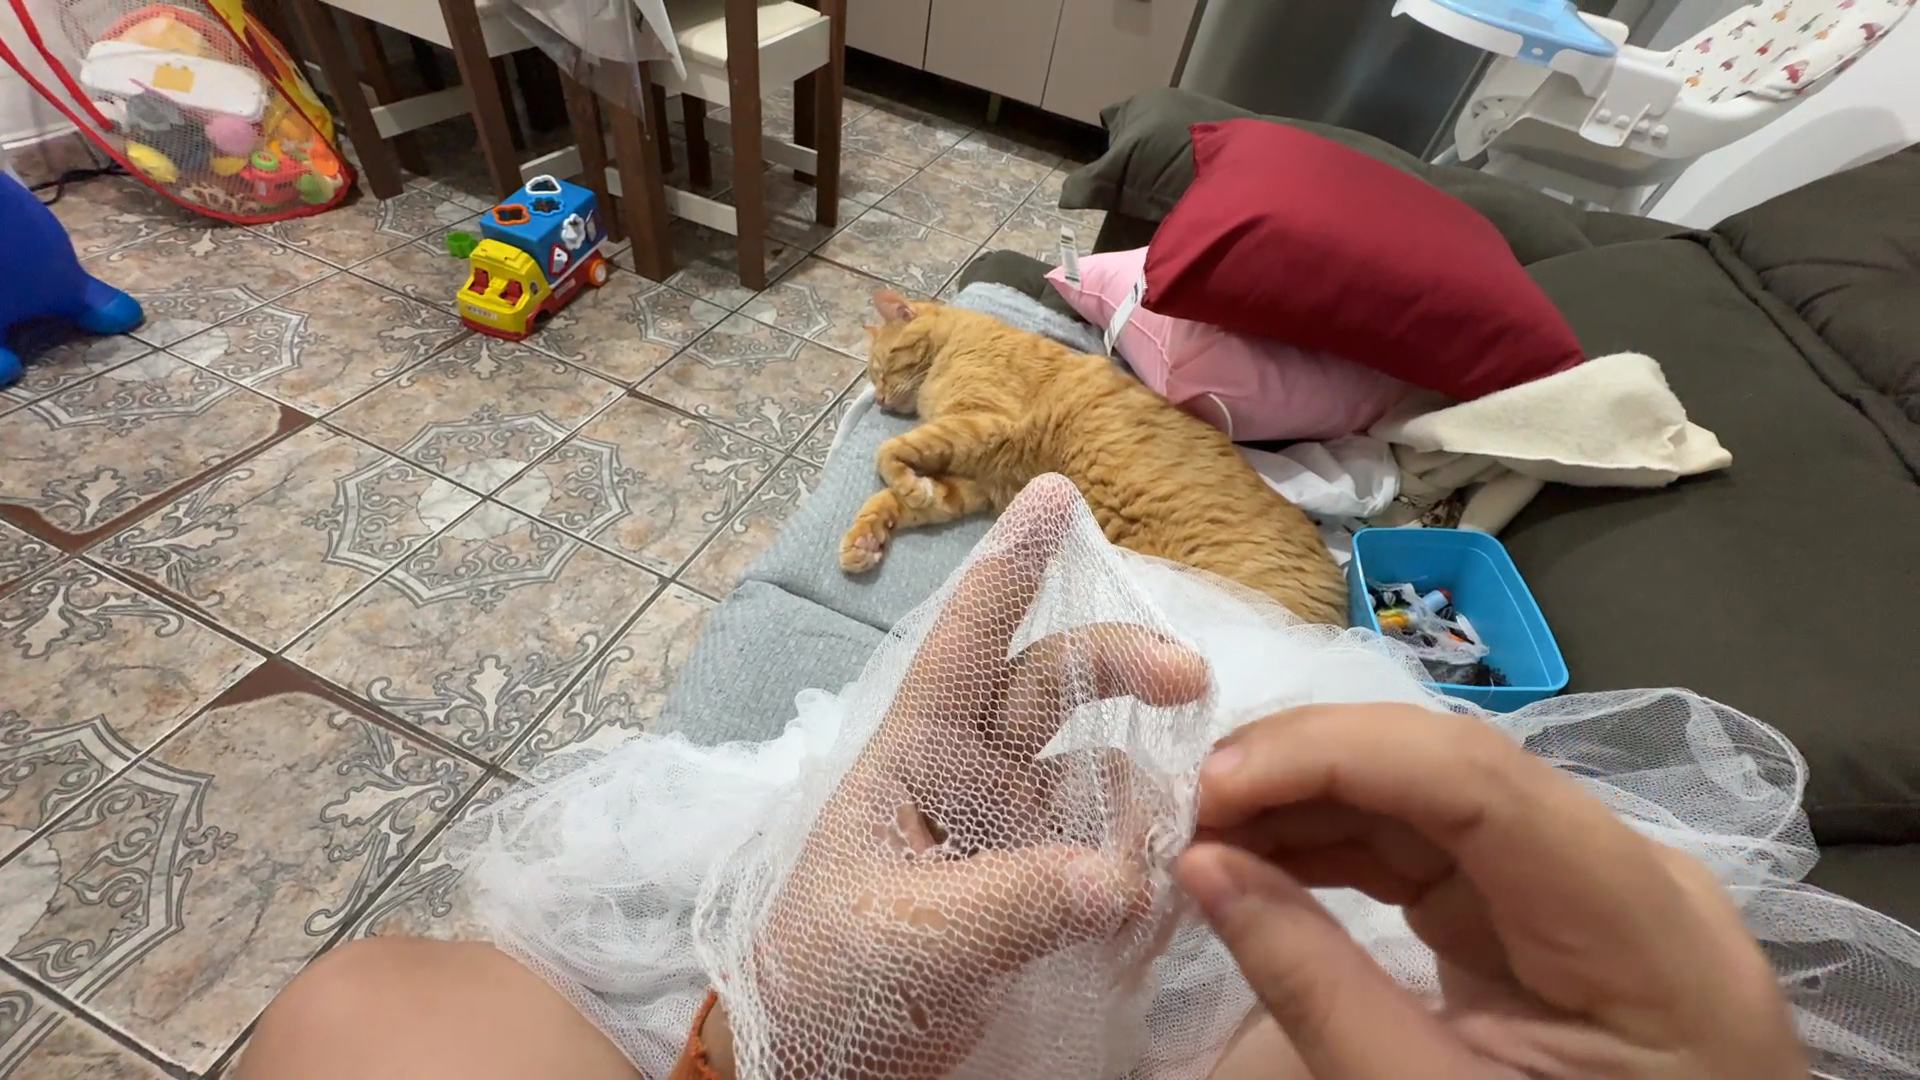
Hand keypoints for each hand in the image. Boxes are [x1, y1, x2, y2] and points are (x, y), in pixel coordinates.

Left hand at [729, 475, 1209, 1079]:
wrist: (824, 1055)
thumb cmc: (827, 973)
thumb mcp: (906, 934)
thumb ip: (1013, 900)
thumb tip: (1125, 878)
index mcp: (918, 748)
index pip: (967, 636)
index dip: (1009, 561)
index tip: (1054, 494)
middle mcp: (972, 769)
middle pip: (1056, 682)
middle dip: (1121, 664)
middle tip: (1192, 679)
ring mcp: (1012, 823)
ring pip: (1101, 774)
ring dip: (1138, 806)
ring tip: (1143, 877)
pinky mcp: (1042, 879)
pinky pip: (1111, 849)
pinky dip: (1139, 868)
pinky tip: (1141, 911)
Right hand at [1175, 704, 1805, 1079]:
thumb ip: (1312, 986)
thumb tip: (1197, 862)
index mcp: (1642, 932)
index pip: (1474, 777)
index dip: (1328, 754)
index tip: (1211, 786)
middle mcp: (1613, 866)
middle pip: (1433, 763)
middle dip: (1293, 767)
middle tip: (1188, 807)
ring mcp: (1558, 871)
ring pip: (1403, 783)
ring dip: (1291, 796)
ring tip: (1204, 831)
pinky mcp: (1510, 892)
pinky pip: (1400, 830)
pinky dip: (1316, 833)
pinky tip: (1253, 850)